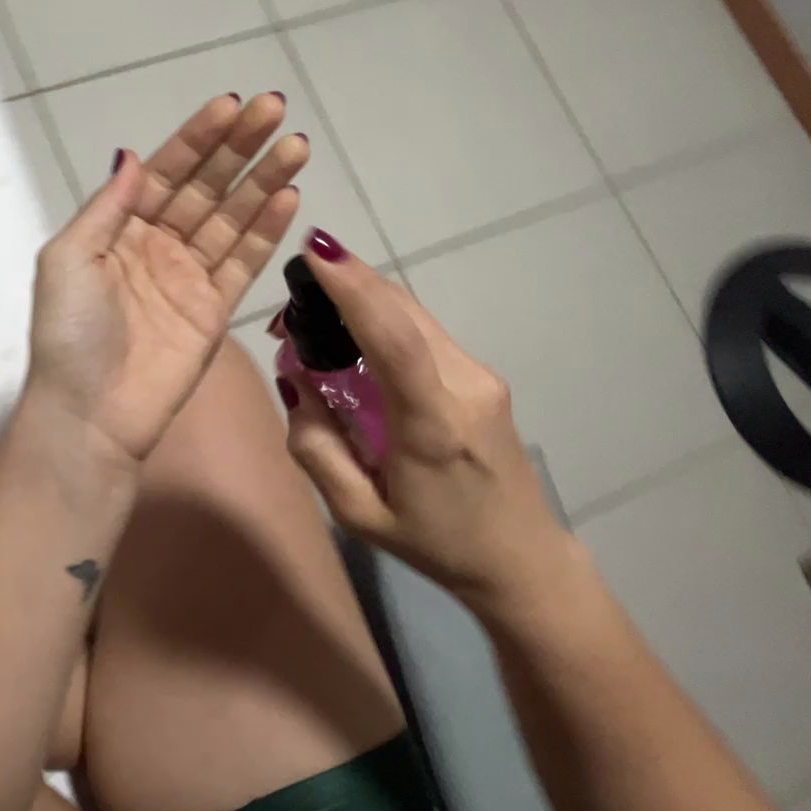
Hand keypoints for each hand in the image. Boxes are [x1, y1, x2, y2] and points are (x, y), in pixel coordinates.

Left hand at [26, 94, 306, 466]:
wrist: (90, 413)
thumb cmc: (69, 333)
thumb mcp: (68, 259)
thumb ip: (107, 207)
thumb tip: (132, 155)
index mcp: (116, 230)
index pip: (163, 173)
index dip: (195, 139)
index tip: (230, 105)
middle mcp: (155, 247)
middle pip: (204, 188)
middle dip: (238, 148)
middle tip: (276, 108)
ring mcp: (187, 278)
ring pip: (231, 220)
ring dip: (262, 181)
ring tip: (297, 145)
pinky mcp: (214, 311)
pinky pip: (244, 263)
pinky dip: (266, 231)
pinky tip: (289, 196)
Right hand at [277, 250, 580, 616]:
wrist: (523, 560)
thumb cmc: (435, 543)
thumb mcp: (358, 514)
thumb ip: (318, 449)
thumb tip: (295, 383)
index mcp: (432, 425)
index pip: (394, 337)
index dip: (354, 288)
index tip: (316, 250)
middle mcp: (465, 386)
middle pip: (401, 310)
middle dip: (342, 288)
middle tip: (287, 312)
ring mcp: (481, 377)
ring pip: (411, 314)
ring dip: (358, 302)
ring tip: (307, 326)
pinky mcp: (482, 377)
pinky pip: (421, 331)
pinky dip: (379, 321)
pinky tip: (349, 344)